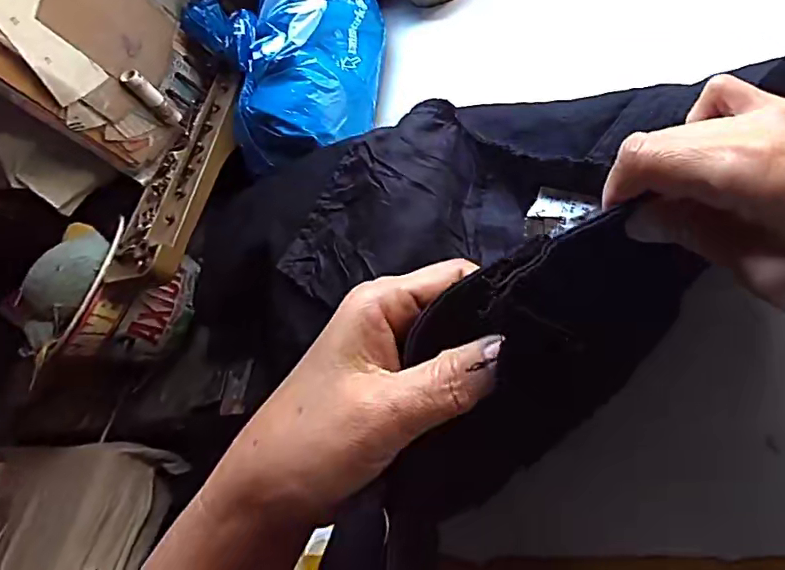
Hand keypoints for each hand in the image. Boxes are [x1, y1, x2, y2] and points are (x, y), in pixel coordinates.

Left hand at [197, 260, 501, 528]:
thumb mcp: (386, 411)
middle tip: (523, 360)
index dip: (493, 295)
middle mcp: (386, 313)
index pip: (457, 276)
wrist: (256, 508)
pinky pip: (439, 368)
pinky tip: (479, 399)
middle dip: (486, 332)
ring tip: (509, 380)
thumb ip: (450, 378)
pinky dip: (458, 382)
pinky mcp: (391, 380)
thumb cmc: (311, 446)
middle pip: (457, 306)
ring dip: (473, 362)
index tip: (527, 325)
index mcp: (381, 300)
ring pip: (450, 340)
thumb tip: (508, 347)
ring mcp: (387, 348)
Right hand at [604, 75, 784, 340]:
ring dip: (683, 145)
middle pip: (673, 129)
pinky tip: (733, 174)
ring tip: (695, 197)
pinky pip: (740, 106)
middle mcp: (769, 121)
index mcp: (757, 165)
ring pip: (704, 108)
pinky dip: (716, 130)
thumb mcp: (775, 276)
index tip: (619, 217)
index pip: (654, 151)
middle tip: (654, 221)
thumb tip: (648, 216)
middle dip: (648, 171)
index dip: (620, 183)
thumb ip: (702, 234)